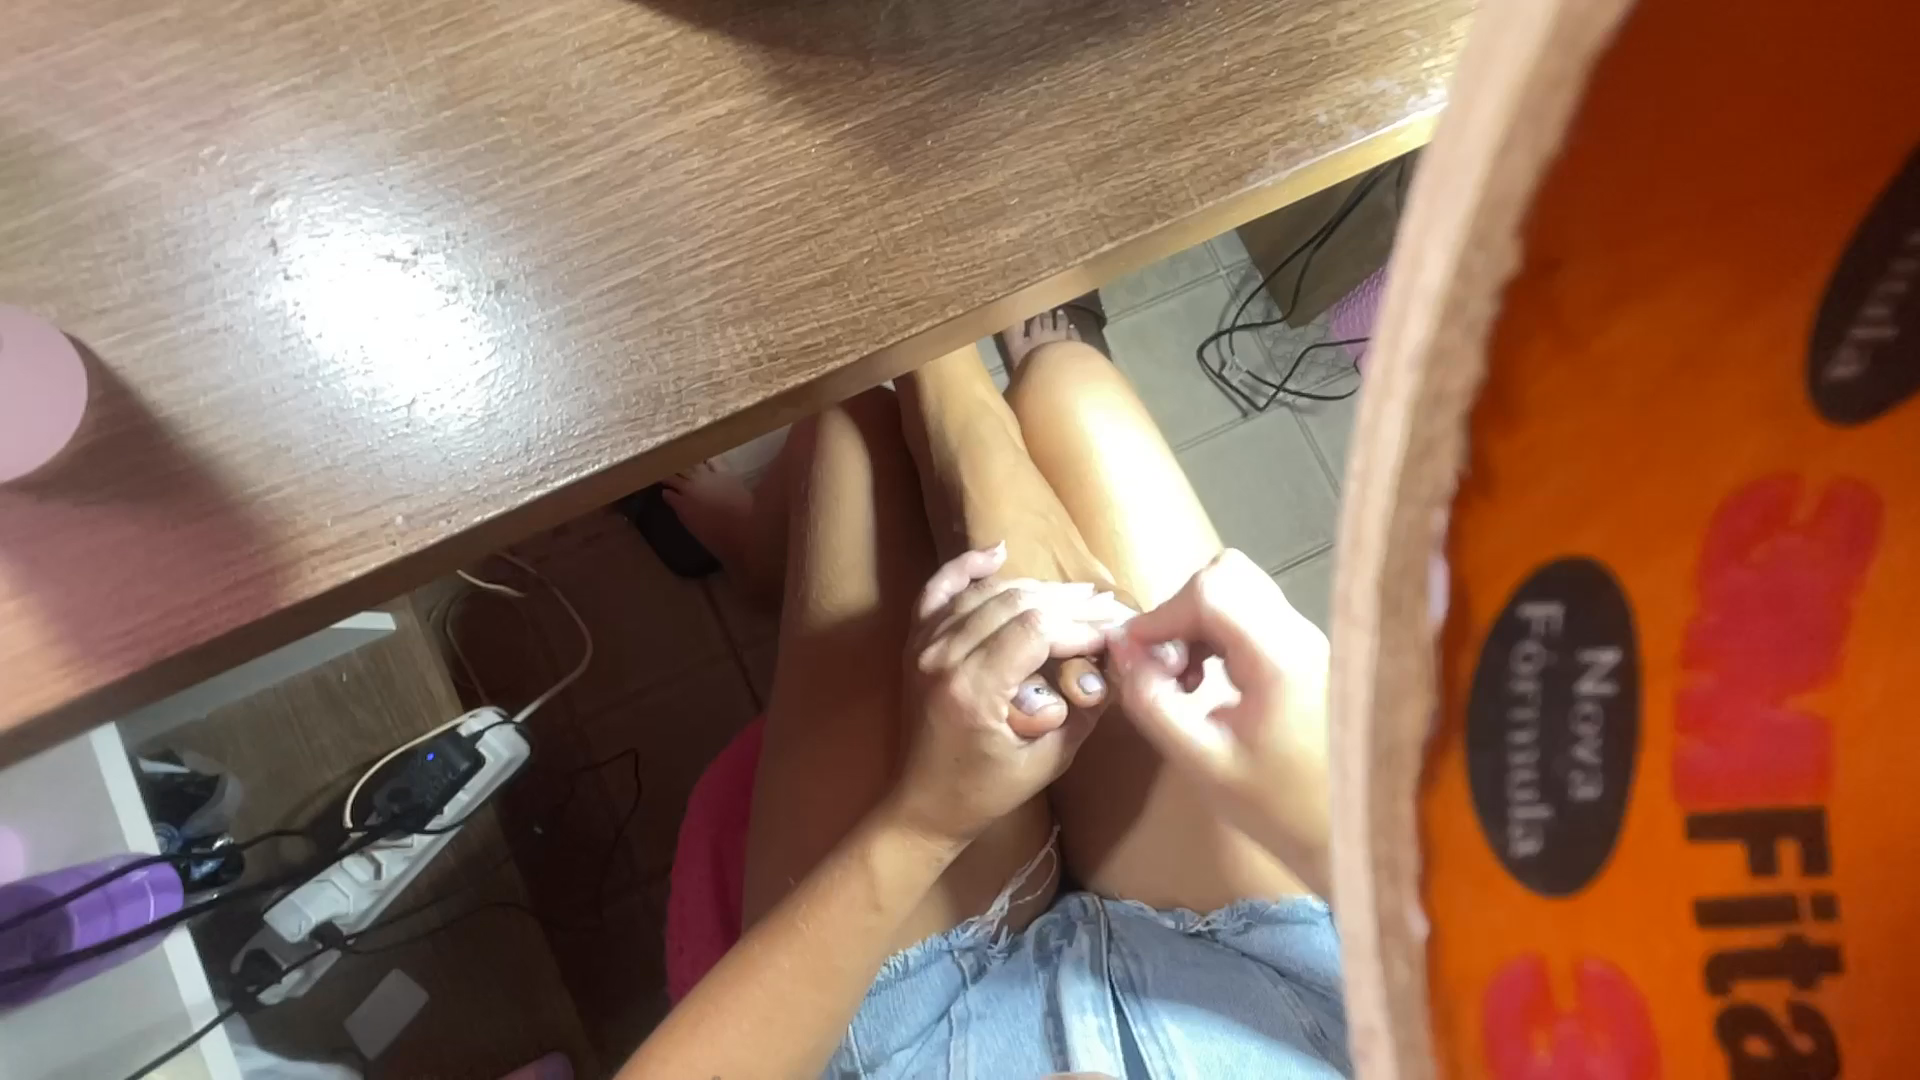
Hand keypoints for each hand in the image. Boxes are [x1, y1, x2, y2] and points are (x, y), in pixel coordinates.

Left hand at [888, 542, 1130, 845]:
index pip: (1036, 630)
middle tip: (1105, 608)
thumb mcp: (1048, 760)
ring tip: (1076, 595)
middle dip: (1067, 603)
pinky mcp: (915, 641)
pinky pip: (939, 590)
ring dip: (1034, 588)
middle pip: (1015, 603)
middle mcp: (943, 657)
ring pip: (986, 593)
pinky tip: (999, 552)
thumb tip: (1113, 663)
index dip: (1081, 626)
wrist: (924, 804)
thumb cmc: (987, 790)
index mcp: (973, 690)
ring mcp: (923, 645)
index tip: (1113, 632)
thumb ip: (1083, 709)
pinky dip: (967, 567)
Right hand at [1105, 548, 1331, 892]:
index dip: (1161, 614)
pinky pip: (1250, 612)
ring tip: (1185, 676)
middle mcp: (1299, 633)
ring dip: (1196, 621)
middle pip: (1227, 574)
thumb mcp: (1201, 761)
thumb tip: (1122, 647)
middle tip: (1167, 662)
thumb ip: (1152, 701)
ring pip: (1238, 588)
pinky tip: (1209, 679)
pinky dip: (1216, 631)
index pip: (1210, 590)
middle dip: (1180, 611)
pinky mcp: (1306, 651)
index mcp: (1280, 657)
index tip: (1136, 654)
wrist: (1360, 833)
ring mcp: (1308, 639)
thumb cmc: (1282, 808)